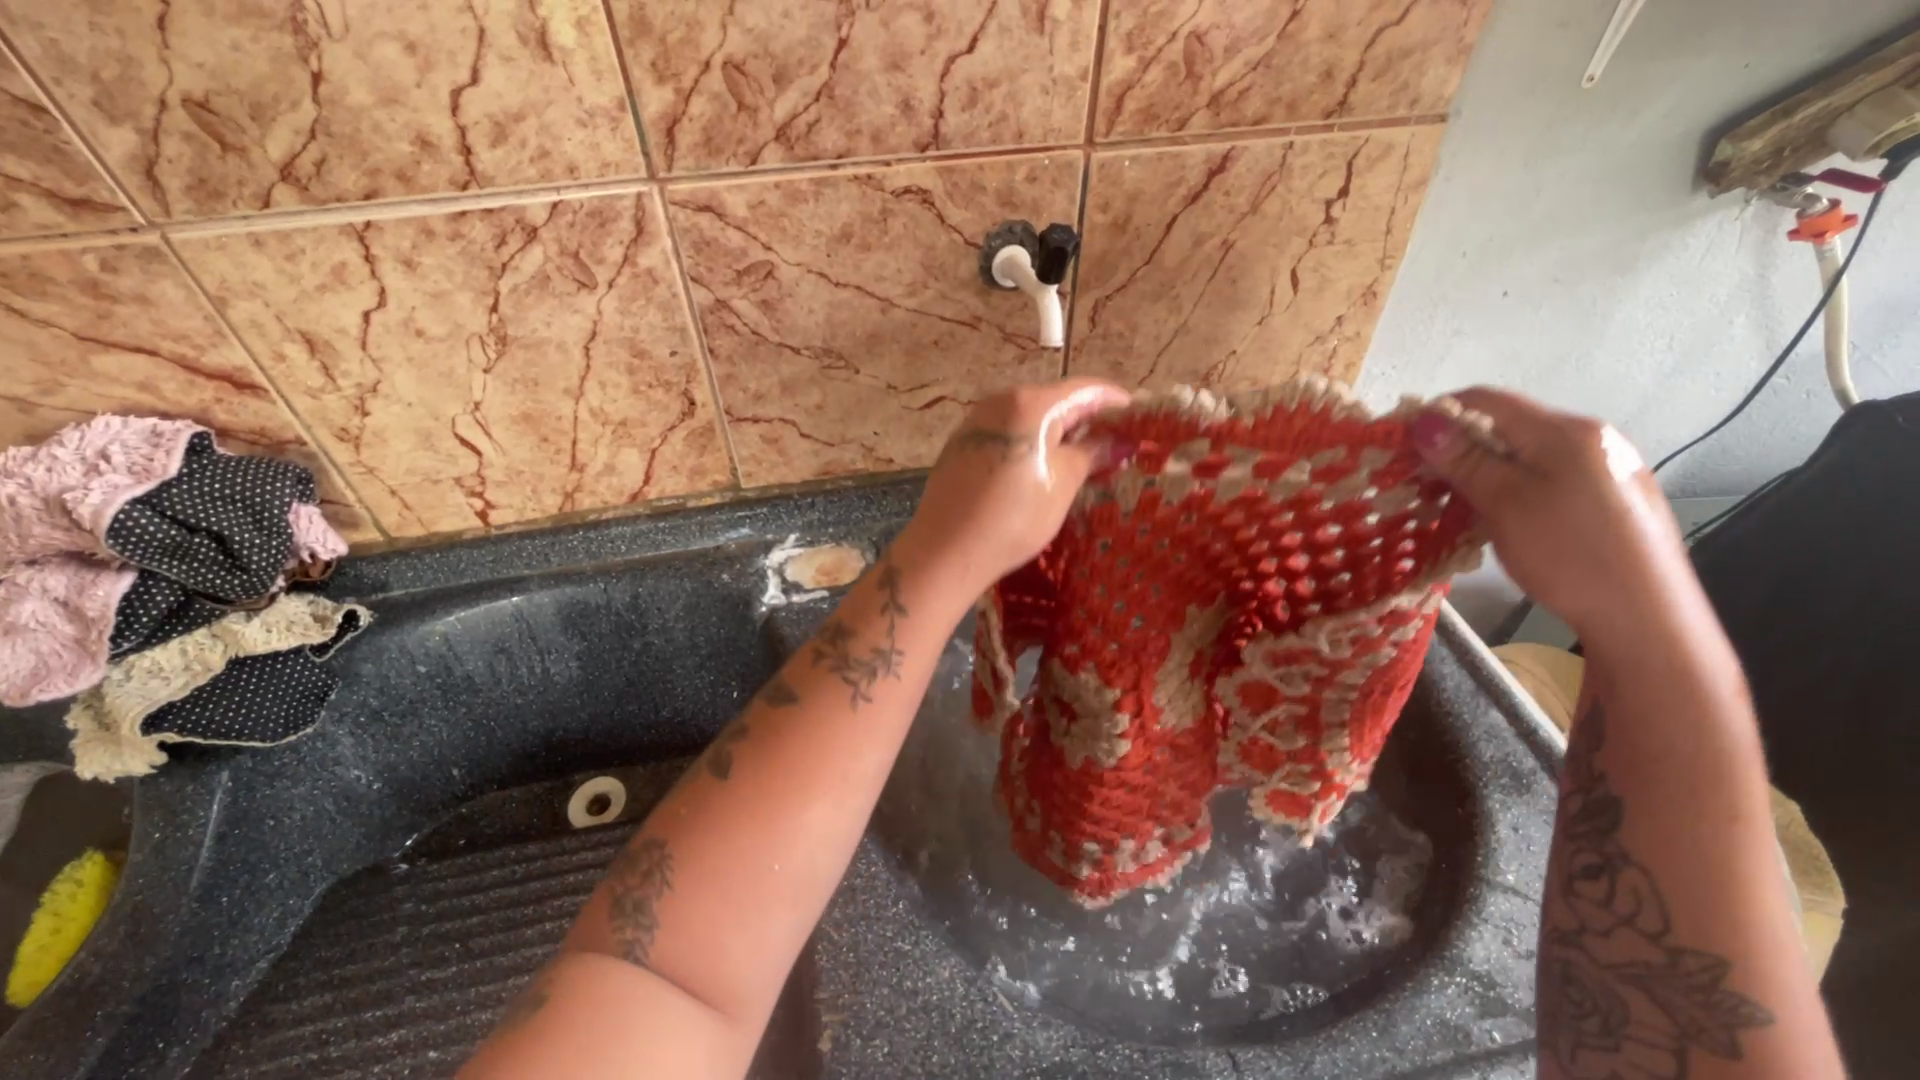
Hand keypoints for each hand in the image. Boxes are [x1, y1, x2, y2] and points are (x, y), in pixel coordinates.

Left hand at [898, 379, 1130, 593]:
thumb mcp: (1063, 483)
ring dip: (1061, 433)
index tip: (1140, 418)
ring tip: (1087, 460)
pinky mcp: (964, 443)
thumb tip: (1121, 441)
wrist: (946, 552)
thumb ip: (1093, 453)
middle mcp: (1000, 401)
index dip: (1115, 403)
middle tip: (1117, 446)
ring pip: (1032, 417)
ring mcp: (977, 421)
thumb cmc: (1013, 518)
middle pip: (1056, 400)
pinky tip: (1046, 467)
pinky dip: (1033, 443)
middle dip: (1089, 420)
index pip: (1084, 390)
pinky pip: (1009, 433)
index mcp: (1030, 403)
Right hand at [1410, 388, 1699, 649]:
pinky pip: (1550, 476)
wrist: (1646, 616)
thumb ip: (1464, 458)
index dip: (1436, 415)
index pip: (1485, 399)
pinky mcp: (1615, 496)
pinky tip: (1506, 520)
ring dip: (1484, 472)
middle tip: (1424, 485)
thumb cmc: (1568, 554)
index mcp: (1566, 430)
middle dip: (1458, 449)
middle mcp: (1592, 437)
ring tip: (1459, 508)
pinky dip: (1515, 488)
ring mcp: (1608, 466)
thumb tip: (1424, 418)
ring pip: (1527, 454)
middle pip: (1507, 426)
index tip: (1401, 445)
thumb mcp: (1505, 503)